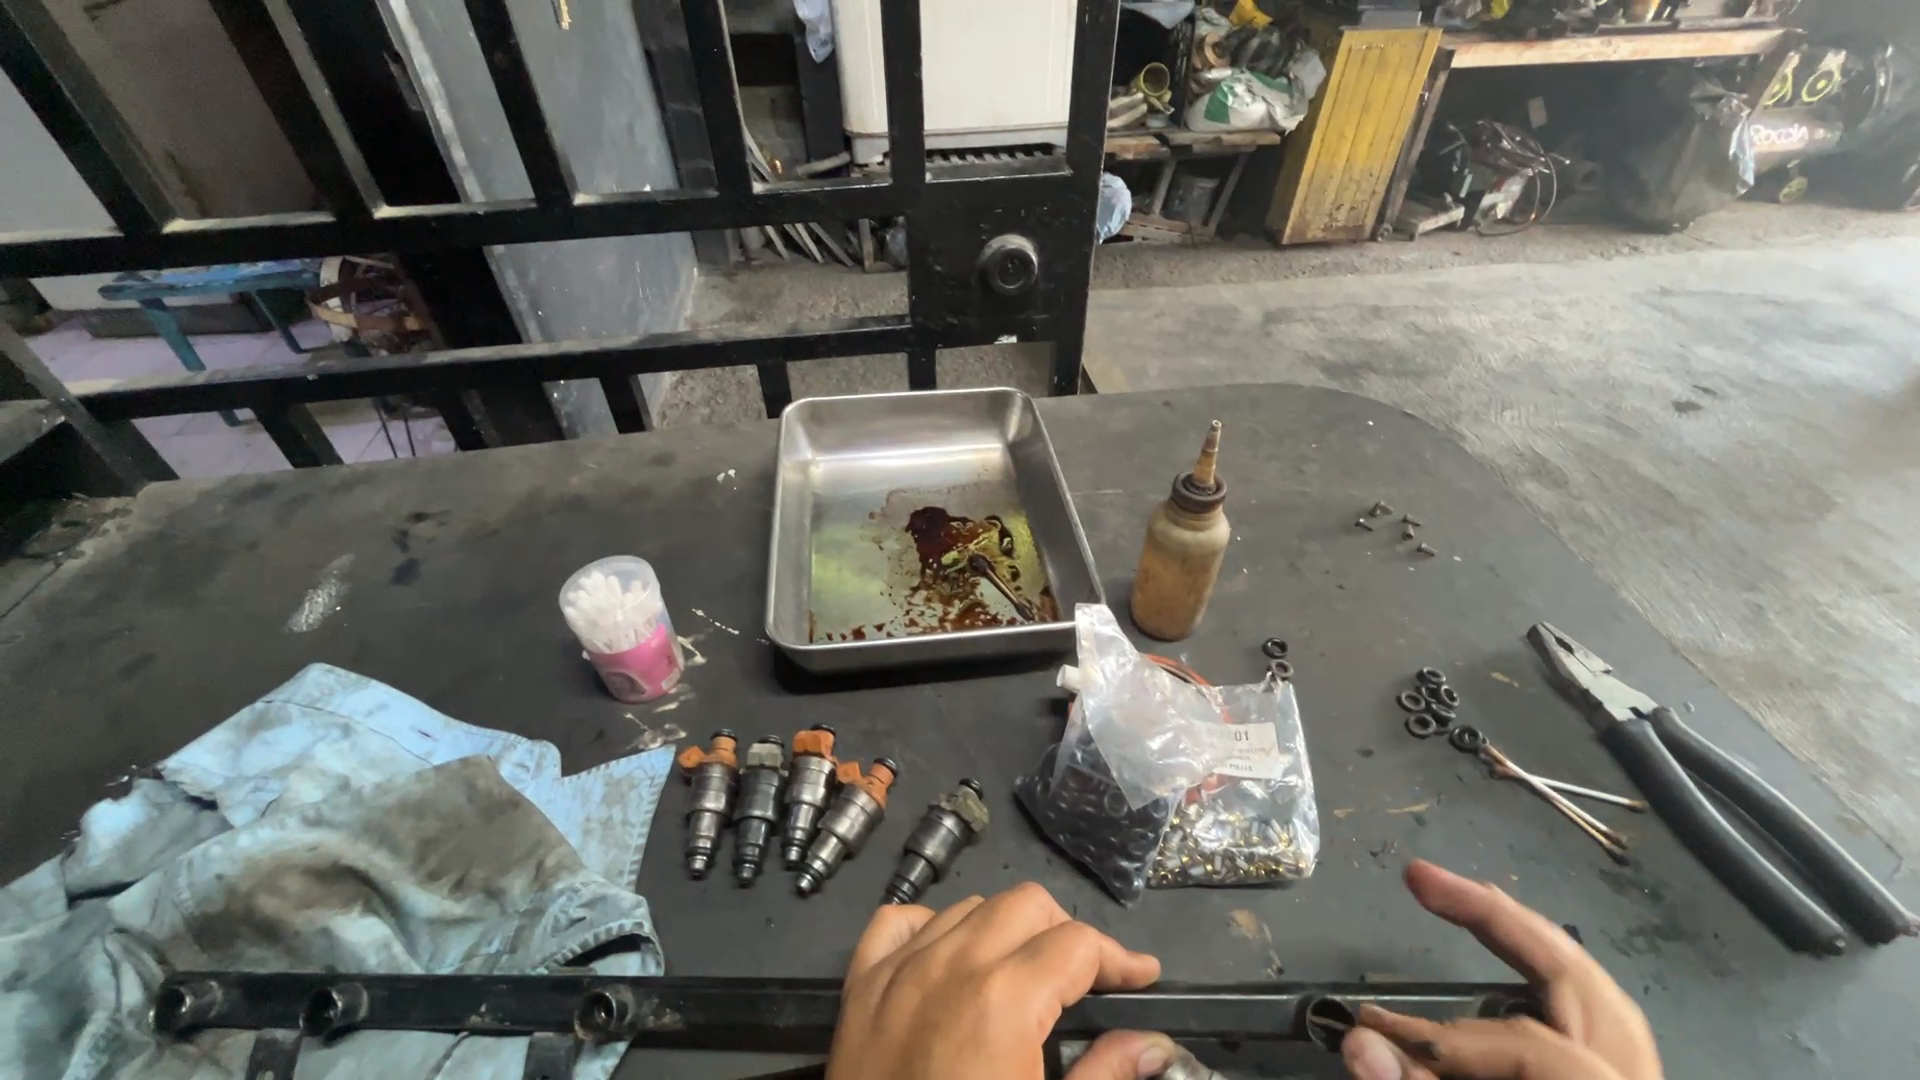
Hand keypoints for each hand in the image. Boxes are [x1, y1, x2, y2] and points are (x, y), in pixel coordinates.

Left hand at [827, 883, 1170, 1079]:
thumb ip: (1105, 1076)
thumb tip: (1154, 1044)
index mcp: (1004, 999)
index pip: (1077, 944)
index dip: (1119, 958)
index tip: (1140, 977)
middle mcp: (952, 964)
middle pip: (1025, 905)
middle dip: (1064, 933)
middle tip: (1082, 980)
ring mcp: (901, 968)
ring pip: (968, 907)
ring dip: (1003, 930)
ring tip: (1020, 972)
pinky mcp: (862, 983)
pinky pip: (899, 922)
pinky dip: (932, 927)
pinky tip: (948, 957)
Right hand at [1343, 860, 1662, 1079]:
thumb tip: (1359, 1043)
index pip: (1540, 1051)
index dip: (1450, 1040)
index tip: (1373, 1032)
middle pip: (1585, 982)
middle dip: (1497, 920)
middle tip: (1420, 878)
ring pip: (1595, 993)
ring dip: (1520, 936)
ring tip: (1458, 898)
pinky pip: (1589, 1019)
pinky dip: (1540, 975)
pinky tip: (1503, 959)